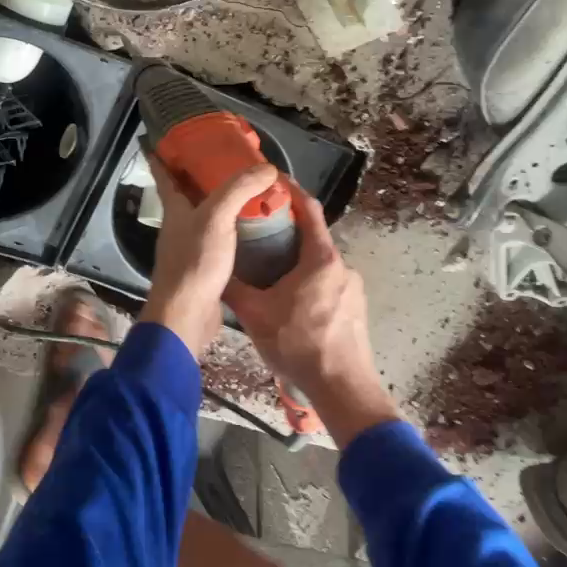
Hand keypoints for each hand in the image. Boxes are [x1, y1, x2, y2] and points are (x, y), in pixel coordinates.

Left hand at [140, 156, 279, 356]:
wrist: (187, 314)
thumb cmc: (195, 262)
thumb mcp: (216, 218)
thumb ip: (238, 190)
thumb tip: (267, 168)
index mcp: (175, 209)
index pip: (164, 175)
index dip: (160, 156)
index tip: (158, 139)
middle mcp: (178, 226)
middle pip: (186, 195)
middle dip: (198, 177)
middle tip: (223, 161)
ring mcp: (190, 248)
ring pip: (204, 218)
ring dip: (219, 204)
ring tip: (245, 193)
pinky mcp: (204, 267)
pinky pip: (218, 240)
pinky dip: (232, 230)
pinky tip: (251, 231)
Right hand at [222, 177, 400, 445]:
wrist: (342, 388)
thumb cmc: (298, 344)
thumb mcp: (255, 313)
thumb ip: (233, 287)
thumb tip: (212, 270)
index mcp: (321, 258)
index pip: (309, 209)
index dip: (290, 190)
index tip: (272, 179)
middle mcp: (342, 266)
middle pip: (312, 237)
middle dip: (285, 230)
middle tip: (255, 229)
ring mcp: (352, 289)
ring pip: (319, 263)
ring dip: (295, 260)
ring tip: (266, 266)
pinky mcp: (354, 309)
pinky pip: (326, 283)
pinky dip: (306, 281)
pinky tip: (286, 298)